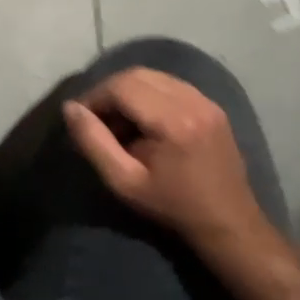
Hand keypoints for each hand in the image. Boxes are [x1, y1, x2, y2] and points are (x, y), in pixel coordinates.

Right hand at [62, 68, 263, 242]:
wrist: (229, 224)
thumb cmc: (172, 206)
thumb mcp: (123, 181)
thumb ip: (93, 142)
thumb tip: (70, 108)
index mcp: (173, 122)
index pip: (121, 86)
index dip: (94, 97)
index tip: (83, 119)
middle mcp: (192, 102)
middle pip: (137, 75)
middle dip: (110, 91)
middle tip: (99, 119)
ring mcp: (207, 102)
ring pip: (154, 77)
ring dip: (129, 91)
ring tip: (120, 121)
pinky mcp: (212, 107)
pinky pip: (171, 85)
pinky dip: (149, 94)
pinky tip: (145, 121)